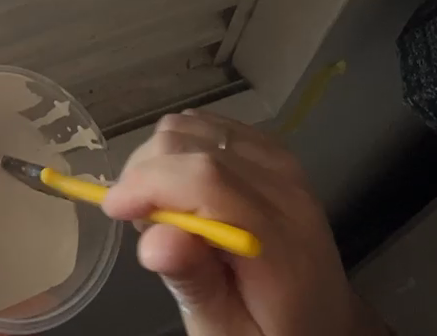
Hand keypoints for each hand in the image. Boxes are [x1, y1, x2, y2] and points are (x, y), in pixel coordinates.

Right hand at [102, 110, 387, 335]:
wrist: (323, 319)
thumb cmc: (268, 333)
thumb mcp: (226, 332)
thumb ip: (194, 284)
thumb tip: (153, 240)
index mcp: (281, 244)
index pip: (207, 180)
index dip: (150, 183)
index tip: (113, 209)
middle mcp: (285, 189)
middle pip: (191, 144)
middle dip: (145, 173)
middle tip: (139, 219)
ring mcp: (281, 160)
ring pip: (190, 125)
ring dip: (158, 158)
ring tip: (162, 205)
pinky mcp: (270, 146)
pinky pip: (204, 121)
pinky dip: (178, 145)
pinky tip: (180, 182)